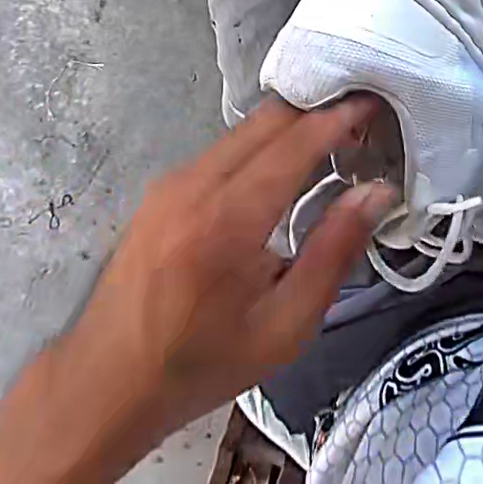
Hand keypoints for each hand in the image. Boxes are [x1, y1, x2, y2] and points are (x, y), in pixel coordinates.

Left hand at [0, 96, 393, 483]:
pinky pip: (223, 148)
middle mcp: (196, 182)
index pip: (294, 143)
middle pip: (267, 120)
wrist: (106, 380)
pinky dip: (261, 145)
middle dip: (317, 110)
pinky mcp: (163, 185)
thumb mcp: (285, 326)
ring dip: (289, 126)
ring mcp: (173, 178)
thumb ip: (334, 251)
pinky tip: (280, 170)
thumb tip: (376, 193)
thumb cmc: (203, 362)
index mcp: (228, 219)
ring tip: (329, 144)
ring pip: (244, 130)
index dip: (338, 117)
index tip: (372, 103)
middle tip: (359, 120)